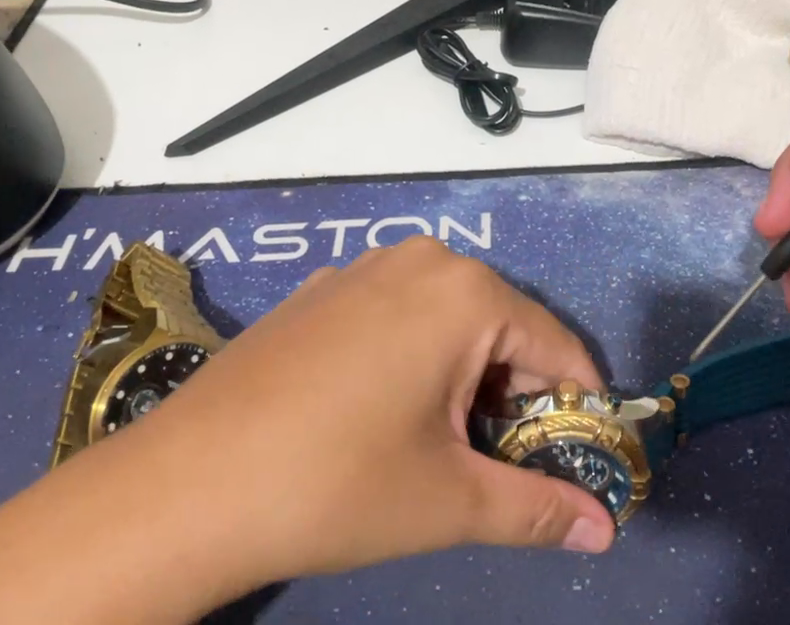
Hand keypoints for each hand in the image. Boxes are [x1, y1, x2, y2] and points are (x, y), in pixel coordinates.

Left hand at [149, 235, 617, 583]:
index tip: (579, 462)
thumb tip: (604, 530)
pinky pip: (396, 316)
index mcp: (464, 293)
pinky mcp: (321, 291)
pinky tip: (376, 414)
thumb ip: (538, 509)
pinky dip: (412, 359)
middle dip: (513, 397)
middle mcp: (420, 260)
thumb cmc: (335, 485)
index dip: (576, 409)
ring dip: (462, 380)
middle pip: (503, 329)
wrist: (185, 486)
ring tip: (434, 445)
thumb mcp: (449, 501)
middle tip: (494, 464)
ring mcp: (362, 268)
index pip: (556, 348)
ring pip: (448, 321)